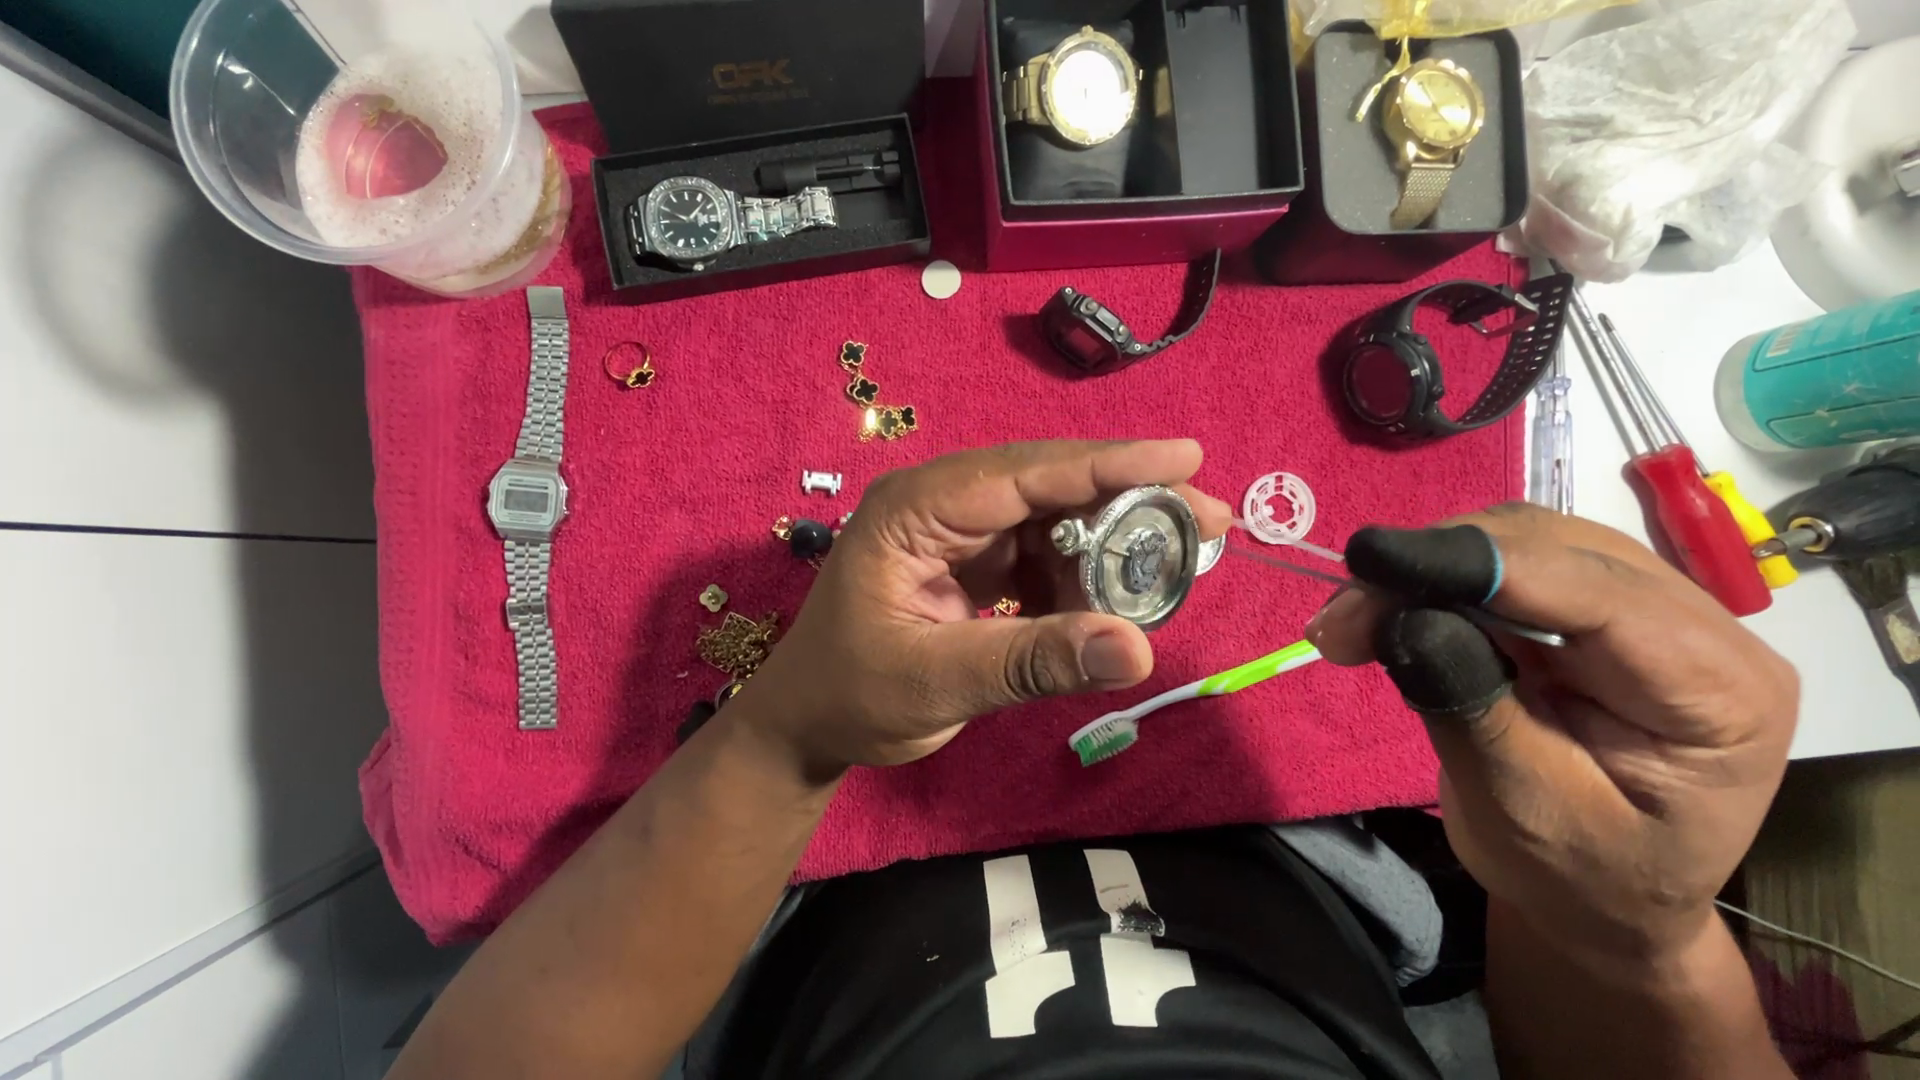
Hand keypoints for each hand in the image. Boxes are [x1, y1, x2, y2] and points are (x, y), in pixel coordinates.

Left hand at [733, 440, 1230, 774]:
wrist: (806, 725)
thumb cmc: (851, 696)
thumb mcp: (937, 681)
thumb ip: (1031, 662)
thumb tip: (1137, 650)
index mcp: (916, 510)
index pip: (1022, 474)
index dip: (1106, 463)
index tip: (1185, 457)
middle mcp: (941, 505)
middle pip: (1048, 486)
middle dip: (1127, 499)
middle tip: (1206, 518)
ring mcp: (958, 533)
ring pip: (1052, 519)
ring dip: (1110, 543)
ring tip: (1172, 569)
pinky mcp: (973, 564)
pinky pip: (1042, 555)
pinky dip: (1082, 577)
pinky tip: (1113, 603)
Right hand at [1305, 503, 1798, 965]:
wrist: (1602, 901)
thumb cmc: (1579, 875)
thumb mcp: (1523, 808)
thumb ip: (1473, 710)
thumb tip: (1403, 616)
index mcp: (1716, 691)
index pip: (1595, 593)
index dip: (1478, 562)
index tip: (1370, 559)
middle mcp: (1697, 628)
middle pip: (1554, 548)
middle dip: (1434, 566)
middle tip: (1339, 621)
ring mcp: (1645, 609)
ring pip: (1522, 540)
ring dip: (1426, 568)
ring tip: (1352, 622)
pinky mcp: (1590, 608)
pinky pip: (1506, 563)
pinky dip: (1435, 578)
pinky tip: (1390, 611)